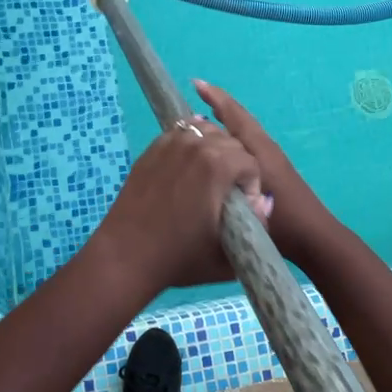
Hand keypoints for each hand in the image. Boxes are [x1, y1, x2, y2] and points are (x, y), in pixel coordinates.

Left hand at [93, 122, 266, 290]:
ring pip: (206, 133)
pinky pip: (182, 134)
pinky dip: (191, 144)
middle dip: (236, 166)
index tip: (242, 207)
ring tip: (208, 178)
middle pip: (231, 143)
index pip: (251, 163)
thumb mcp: (228, 254)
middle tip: (226, 193)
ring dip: (214, 151)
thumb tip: (264, 202)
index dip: (252, 186)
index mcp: (219, 165)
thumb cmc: (180, 257)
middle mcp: (197, 144)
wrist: (128, 254)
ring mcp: (171, 142)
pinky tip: (188, 165)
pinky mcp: (154, 147)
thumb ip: (257, 227)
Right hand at [194, 80, 342, 267]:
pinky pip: (244, 149)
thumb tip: (202, 161)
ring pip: (241, 135)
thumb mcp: (250, 202)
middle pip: (238, 121)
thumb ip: (228, 183)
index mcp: (260, 150)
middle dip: (216, 109)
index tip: (196, 84)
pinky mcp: (272, 174)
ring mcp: (271, 160)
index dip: (216, 99)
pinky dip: (229, 143)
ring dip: (222, 126)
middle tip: (189, 107)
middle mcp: (265, 149)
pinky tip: (218, 156)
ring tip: (198, 127)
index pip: (235, 116)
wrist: (315, 239)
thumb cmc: (283, 222)